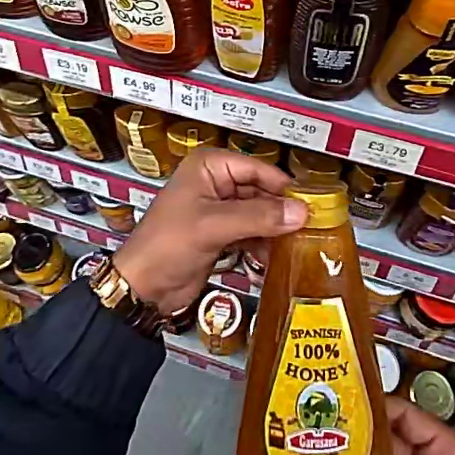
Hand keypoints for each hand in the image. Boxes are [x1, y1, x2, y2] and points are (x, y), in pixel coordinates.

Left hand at [111, 148, 305, 312]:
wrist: (142, 287)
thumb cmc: (168, 245)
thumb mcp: (214, 226)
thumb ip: (258, 217)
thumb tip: (300, 212)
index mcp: (209, 167)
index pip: (257, 169)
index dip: (283, 187)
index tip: (312, 206)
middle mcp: (215, 182)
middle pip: (260, 191)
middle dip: (281, 211)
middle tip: (311, 228)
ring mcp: (217, 209)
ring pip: (258, 213)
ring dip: (274, 229)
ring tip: (299, 245)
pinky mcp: (220, 234)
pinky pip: (250, 232)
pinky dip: (262, 243)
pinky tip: (275, 258)